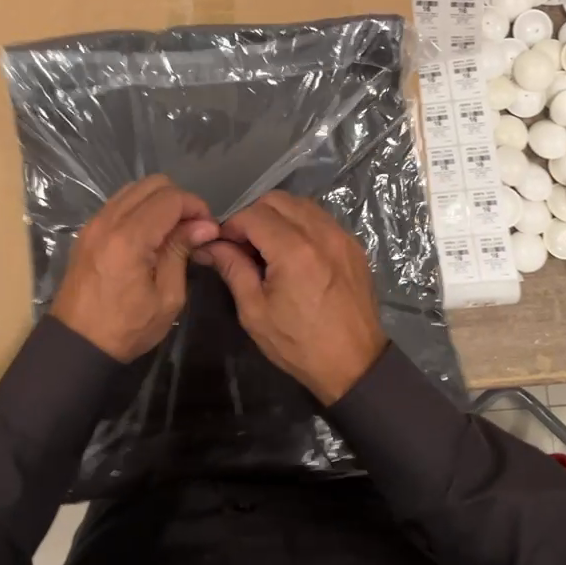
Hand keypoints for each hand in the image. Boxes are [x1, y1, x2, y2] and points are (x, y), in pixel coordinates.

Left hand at [51, 176, 217, 362]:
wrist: (76, 344)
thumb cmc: (127, 328)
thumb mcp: (167, 298)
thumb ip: (181, 252)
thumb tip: (205, 225)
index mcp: (129, 238)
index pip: (170, 198)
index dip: (196, 207)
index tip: (208, 228)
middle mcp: (108, 221)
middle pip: (152, 184)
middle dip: (179, 199)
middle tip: (192, 228)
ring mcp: (94, 223)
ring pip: (134, 189)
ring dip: (158, 202)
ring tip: (173, 230)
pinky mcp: (87, 231)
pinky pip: (119, 203)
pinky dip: (140, 208)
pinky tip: (150, 234)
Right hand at [195, 191, 386, 404]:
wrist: (355, 364)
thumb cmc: (299, 344)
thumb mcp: (255, 311)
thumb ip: (233, 269)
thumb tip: (210, 246)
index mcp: (294, 250)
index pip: (252, 214)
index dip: (231, 226)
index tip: (224, 246)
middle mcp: (320, 233)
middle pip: (277, 200)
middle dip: (254, 216)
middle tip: (245, 245)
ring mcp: (341, 236)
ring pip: (301, 204)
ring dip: (278, 216)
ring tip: (269, 247)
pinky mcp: (353, 245)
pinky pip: (321, 218)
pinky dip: (301, 224)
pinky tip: (295, 252)